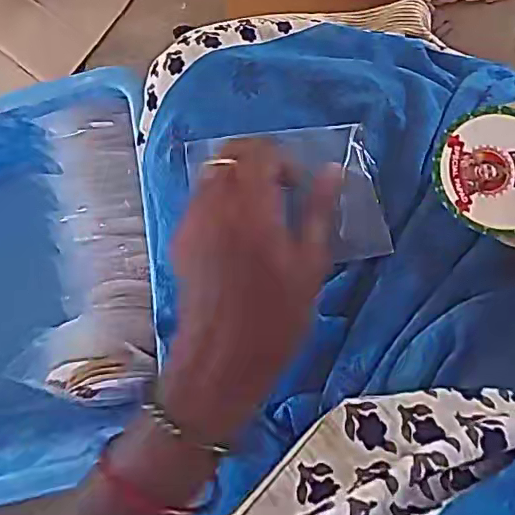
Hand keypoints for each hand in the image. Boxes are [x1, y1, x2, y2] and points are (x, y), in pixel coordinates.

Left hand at [161, 140, 338, 444]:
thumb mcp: (310, 265)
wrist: (220, 362)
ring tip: (260, 205)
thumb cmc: (275, 317)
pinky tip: (236, 227)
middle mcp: (217, 203)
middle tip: (280, 186)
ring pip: (213, 171)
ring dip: (238, 175)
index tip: (298, 186)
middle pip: (232, 151)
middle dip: (259, 158)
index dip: (284, 160)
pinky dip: (220, 195)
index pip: (261, 151)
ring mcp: (193, 219)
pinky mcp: (181, 238)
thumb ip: (319, 210)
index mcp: (252, 206)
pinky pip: (200, 197)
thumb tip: (333, 170)